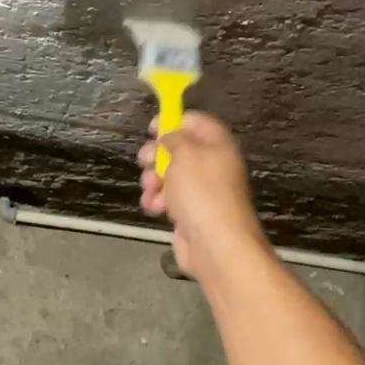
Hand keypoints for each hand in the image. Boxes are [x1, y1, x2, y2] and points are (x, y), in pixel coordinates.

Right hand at [138, 112, 267, 278]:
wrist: (215, 244)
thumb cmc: (201, 192)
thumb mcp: (185, 154)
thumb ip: (174, 137)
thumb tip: (169, 137)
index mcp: (218, 147)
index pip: (199, 123)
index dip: (175, 120)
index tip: (152, 126)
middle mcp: (213, 166)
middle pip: (180, 150)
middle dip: (157, 154)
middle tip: (145, 160)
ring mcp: (202, 191)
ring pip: (170, 176)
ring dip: (154, 180)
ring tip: (150, 189)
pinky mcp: (192, 213)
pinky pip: (169, 199)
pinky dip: (158, 200)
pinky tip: (154, 207)